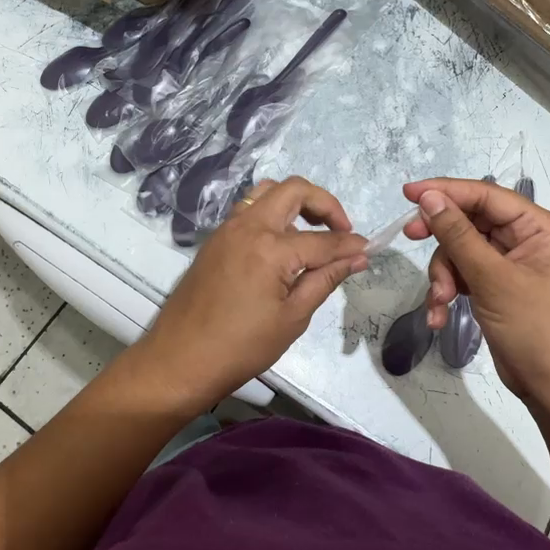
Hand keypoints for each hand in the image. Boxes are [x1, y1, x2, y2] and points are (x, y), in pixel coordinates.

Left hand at [129, 177, 368, 411]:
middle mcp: (248, 226)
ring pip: (267, 192)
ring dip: (295, 202)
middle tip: (341, 231)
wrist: (180, 359)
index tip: (369, 249)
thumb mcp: (293, 318)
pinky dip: (273, 214)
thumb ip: (325, 279)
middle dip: (324, 203)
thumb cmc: (241, 347)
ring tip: (312, 233)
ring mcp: (228, 229)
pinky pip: (250, 210)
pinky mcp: (216, 239)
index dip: (349, 245)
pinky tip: (283, 245)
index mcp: (270, 248)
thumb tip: (356, 257)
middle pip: (294, 190)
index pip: (322, 240)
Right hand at [403, 178, 549, 412]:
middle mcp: (528, 241)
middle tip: (410, 237)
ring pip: (462, 251)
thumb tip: (428, 197)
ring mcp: (512, 266)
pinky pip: (465, 276)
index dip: (446, 191)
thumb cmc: (536, 330)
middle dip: (443, 239)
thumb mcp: (493, 280)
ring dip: (444, 274)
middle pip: (471, 222)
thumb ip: (458, 235)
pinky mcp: (499, 289)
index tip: (408, 193)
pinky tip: (439, 315)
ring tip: (439, 301)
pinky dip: (450, 291)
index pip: (487, 196)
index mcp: (540, 229)